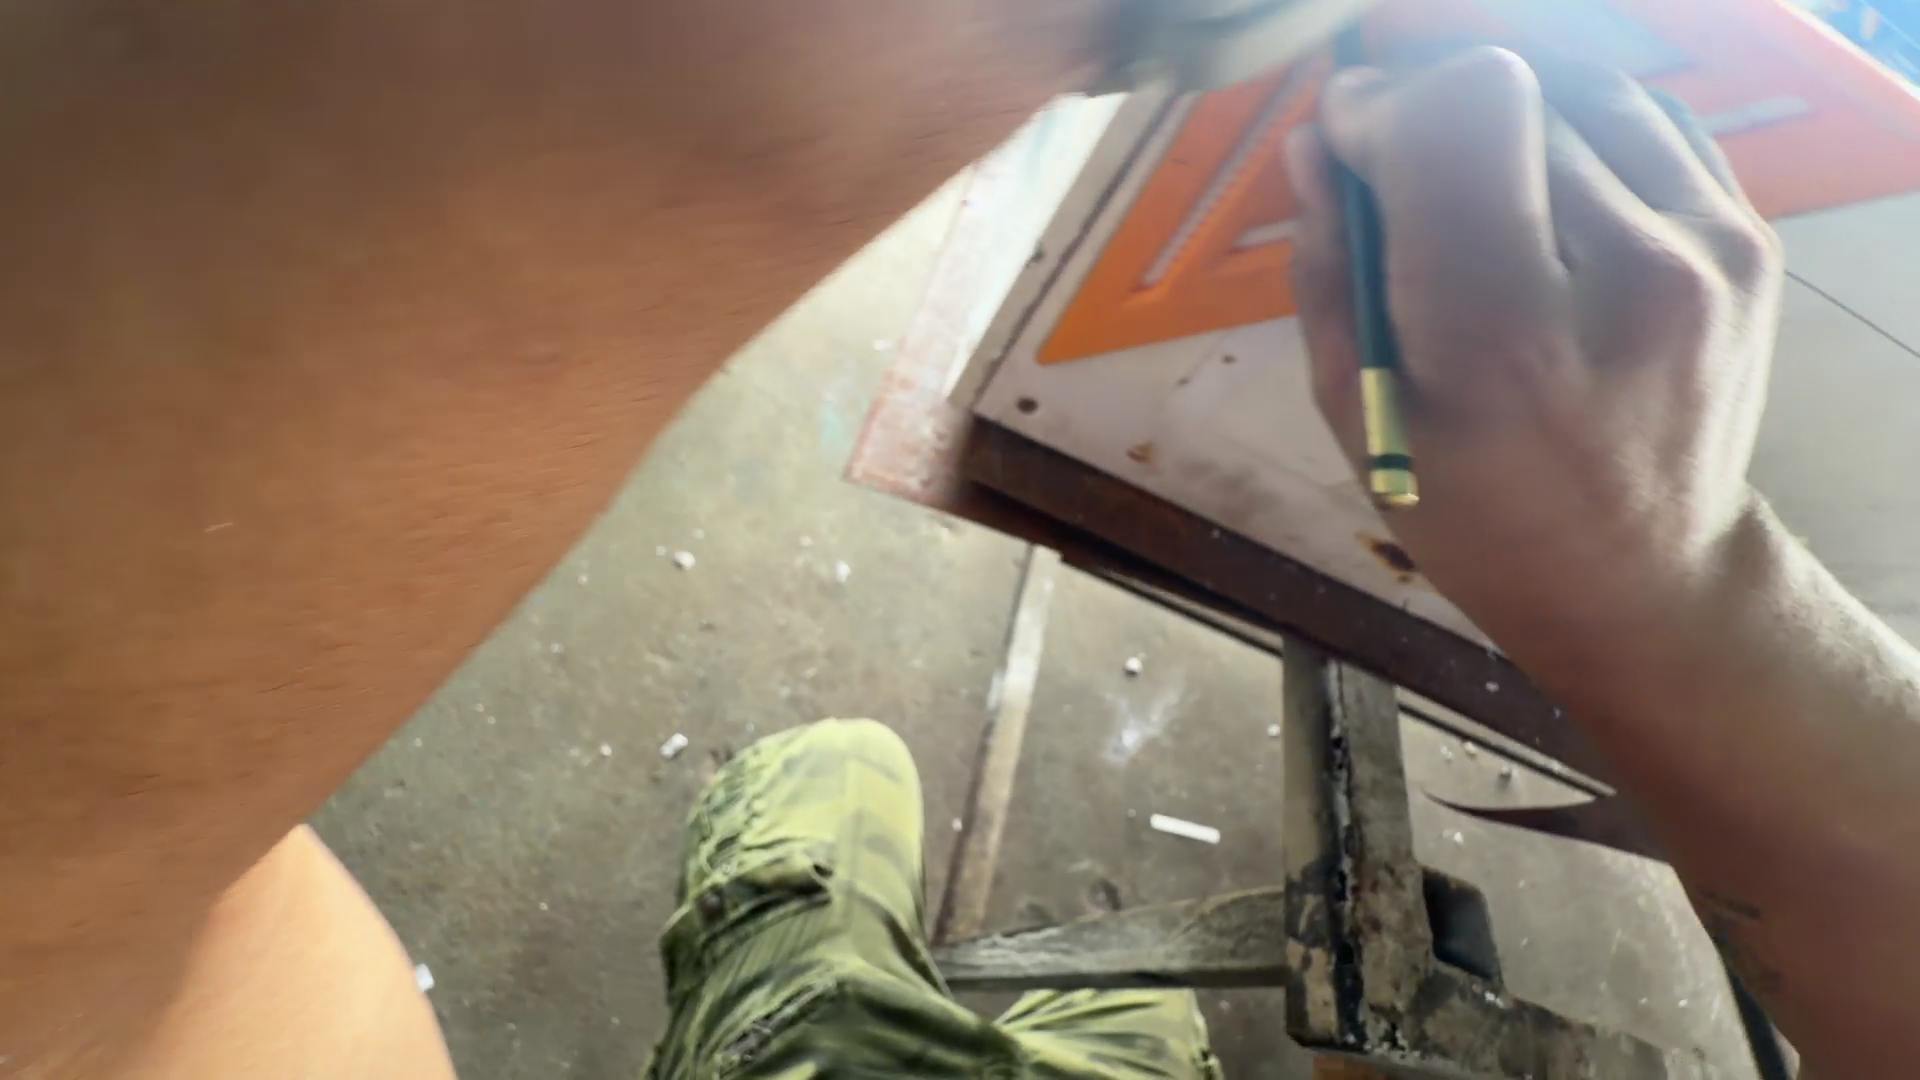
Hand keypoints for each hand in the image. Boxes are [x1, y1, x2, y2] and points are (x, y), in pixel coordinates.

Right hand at [1286, 48, 1783, 654]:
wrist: (1629, 568)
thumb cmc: (1459, 510)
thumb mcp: (1355, 414)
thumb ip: (1329, 276)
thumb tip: (1314, 155)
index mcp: (1501, 340)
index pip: (1458, 126)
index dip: (1383, 104)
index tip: (1340, 131)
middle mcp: (1630, 272)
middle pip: (1514, 90)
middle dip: (1419, 109)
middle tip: (1377, 166)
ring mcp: (1711, 244)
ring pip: (1580, 86)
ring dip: (1488, 112)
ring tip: (1446, 184)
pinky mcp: (1747, 231)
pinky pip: (1639, 120)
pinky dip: (1558, 127)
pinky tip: (1521, 189)